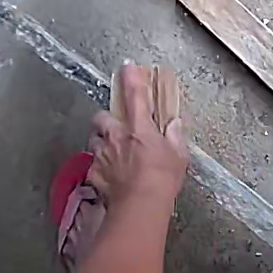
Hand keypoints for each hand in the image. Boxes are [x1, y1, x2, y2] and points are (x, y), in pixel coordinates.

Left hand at [86, 62, 188, 211]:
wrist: (140, 205)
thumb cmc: (162, 178)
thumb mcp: (179, 155)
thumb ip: (174, 136)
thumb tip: (173, 124)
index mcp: (138, 128)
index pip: (135, 96)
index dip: (132, 79)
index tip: (128, 66)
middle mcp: (116, 137)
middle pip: (102, 118)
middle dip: (107, 120)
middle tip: (117, 128)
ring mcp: (101, 155)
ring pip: (95, 141)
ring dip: (102, 144)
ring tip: (114, 154)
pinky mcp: (93, 174)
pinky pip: (94, 166)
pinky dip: (101, 168)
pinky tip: (111, 177)